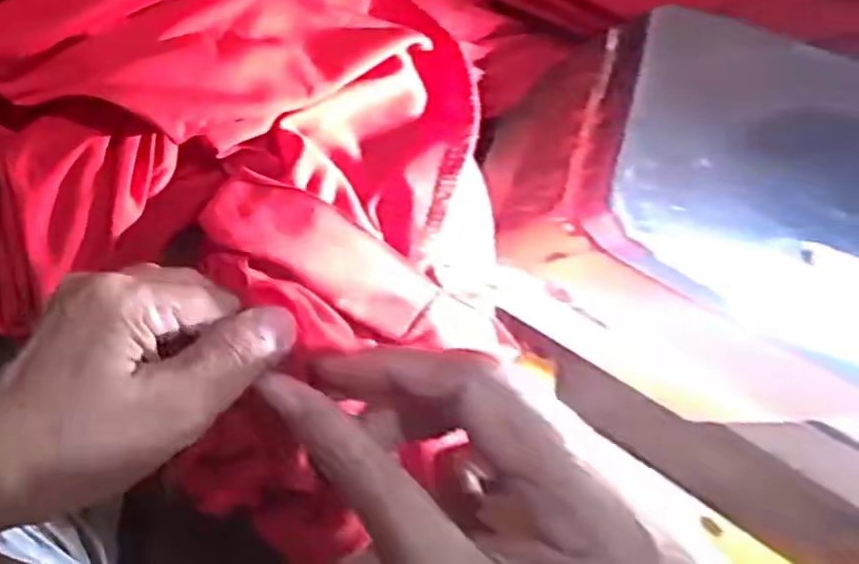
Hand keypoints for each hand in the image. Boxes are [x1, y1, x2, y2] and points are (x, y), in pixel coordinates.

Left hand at [0, 266, 295, 529]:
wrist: (0, 457)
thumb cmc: (88, 442)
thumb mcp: (172, 410)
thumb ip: (229, 361)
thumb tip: (282, 319)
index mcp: (125, 292)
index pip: (212, 295)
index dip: (246, 336)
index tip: (265, 382)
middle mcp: (99, 276)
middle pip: (182, 289)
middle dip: (215, 330)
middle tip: (234, 387)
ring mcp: (78, 292)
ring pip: (155, 299)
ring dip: (184, 333)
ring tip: (199, 384)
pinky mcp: (67, 313)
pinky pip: (126, 310)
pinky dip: (152, 333)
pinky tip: (157, 372)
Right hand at [256, 350, 668, 563]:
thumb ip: (357, 468)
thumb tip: (275, 385)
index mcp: (603, 506)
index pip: (481, 381)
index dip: (391, 368)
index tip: (319, 378)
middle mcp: (632, 499)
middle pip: (494, 396)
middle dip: (403, 398)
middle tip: (341, 420)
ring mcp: (628, 521)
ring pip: (504, 427)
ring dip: (426, 429)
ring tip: (378, 458)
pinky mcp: (609, 539)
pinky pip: (521, 469)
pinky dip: (460, 467)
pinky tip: (437, 501)